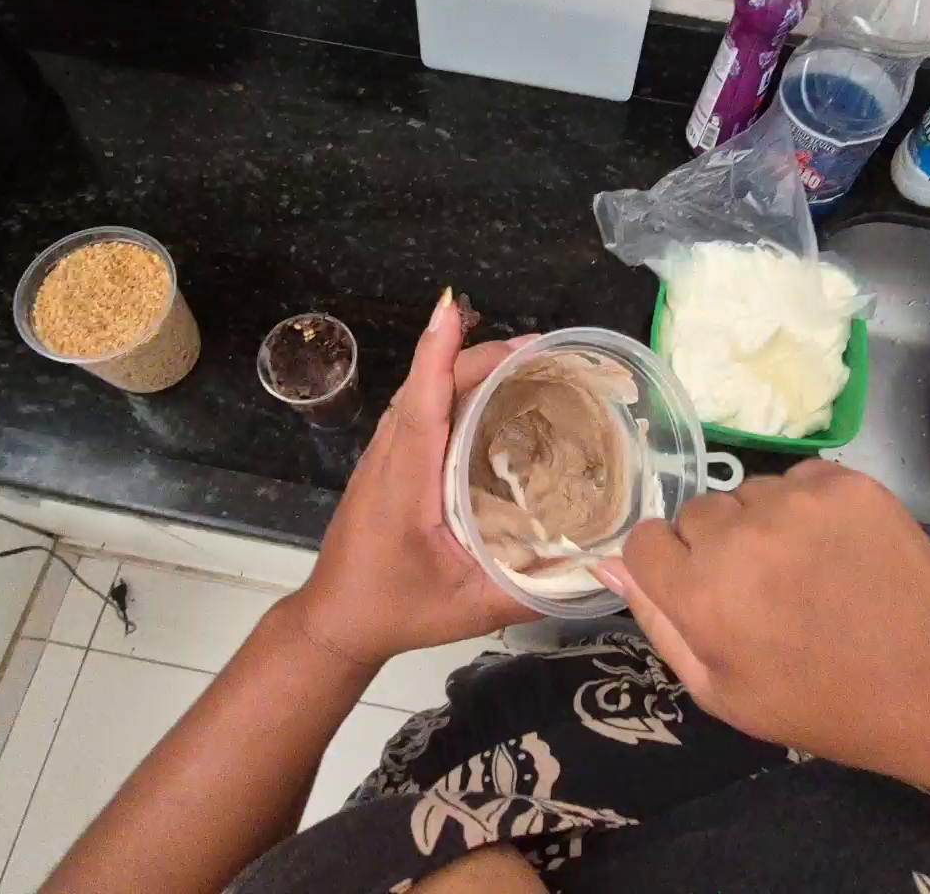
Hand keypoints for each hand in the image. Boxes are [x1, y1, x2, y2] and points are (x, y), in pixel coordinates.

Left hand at [290, 291, 539, 666]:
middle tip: (536, 348)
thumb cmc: (397, 611)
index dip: (436, 356)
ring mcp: (383, 457)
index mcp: (406, 486)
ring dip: (459, 364)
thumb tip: (595, 572)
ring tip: (517, 358)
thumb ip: (528, 590)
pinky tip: (481, 391)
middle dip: (474, 354)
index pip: (421, 408)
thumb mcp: (468, 609)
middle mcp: (390, 459)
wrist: (335, 620)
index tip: (452, 310)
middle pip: (425, 388)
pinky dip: (446, 385)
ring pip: (417, 393)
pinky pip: (415, 409)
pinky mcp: (386, 462)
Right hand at [597, 460, 929, 771]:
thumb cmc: (821, 701)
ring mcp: (793, 502)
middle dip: (714, 545)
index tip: (699, 588)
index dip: (667, 566)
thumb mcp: (722, 692)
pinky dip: (804, 506)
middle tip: (762, 587)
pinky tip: (835, 546)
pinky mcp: (841, 481)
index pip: (643, 541)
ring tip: (805, 568)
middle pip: (693, 513)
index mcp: (700, 594)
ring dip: (760, 524)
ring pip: (744, 494)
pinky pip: (794, 480)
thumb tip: (606, 562)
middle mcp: (737, 536)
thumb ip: (657, 621)